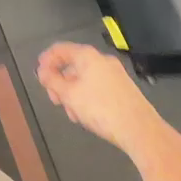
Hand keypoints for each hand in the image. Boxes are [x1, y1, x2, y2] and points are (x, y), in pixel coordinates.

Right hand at [37, 42, 180, 160]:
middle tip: (55, 100)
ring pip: (85, 79)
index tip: (39, 76)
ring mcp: (116, 75)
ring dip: (74, 94)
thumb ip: (52, 81)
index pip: (60, 49)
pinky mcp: (124, 90)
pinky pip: (98, 88)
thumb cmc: (101, 108)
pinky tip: (87, 116)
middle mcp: (102, 60)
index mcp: (87, 56)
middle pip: (73, 65)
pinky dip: (88, 98)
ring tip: (73, 114)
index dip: (46, 60)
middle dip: (61, 82)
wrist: (141, 131)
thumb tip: (42, 71)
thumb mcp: (69, 95)